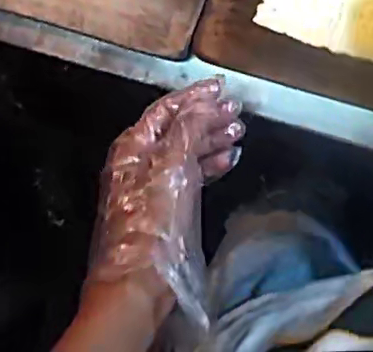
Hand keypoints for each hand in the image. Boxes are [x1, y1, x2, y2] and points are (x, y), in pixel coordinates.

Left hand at [85, 77, 243, 328]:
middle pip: (178, 128)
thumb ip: (190, 127)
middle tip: (234, 110)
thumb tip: (204, 103)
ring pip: (186, 150)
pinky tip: (228, 160)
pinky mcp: (163, 209)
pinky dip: (209, 163)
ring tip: (238, 133)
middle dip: (208, 117)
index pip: (167, 108)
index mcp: (134, 145)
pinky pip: (190, 174)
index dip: (195, 95)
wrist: (138, 284)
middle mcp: (139, 161)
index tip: (220, 87)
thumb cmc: (151, 222)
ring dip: (212, 139)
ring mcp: (151, 186)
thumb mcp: (173, 163)